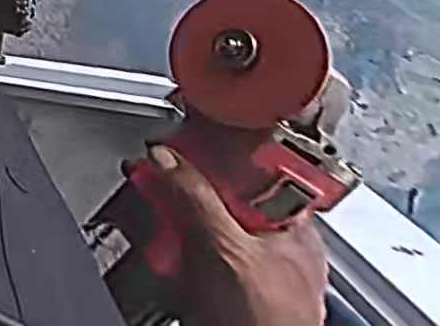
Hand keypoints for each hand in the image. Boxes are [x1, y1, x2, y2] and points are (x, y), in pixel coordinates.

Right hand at [151, 145, 328, 325]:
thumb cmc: (265, 323)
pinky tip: (150, 223)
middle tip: (159, 162)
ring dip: (170, 198)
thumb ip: (195, 197)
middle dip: (184, 173)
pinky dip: (166, 227)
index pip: (260, 169)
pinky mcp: (214, 277)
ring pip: (200, 211)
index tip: (192, 132)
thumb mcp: (228, 249)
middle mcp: (269, 242)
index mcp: (293, 231)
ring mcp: (241, 261)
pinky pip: (186, 238)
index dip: (225, 146)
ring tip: (147, 185)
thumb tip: (165, 155)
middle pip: (222, 187)